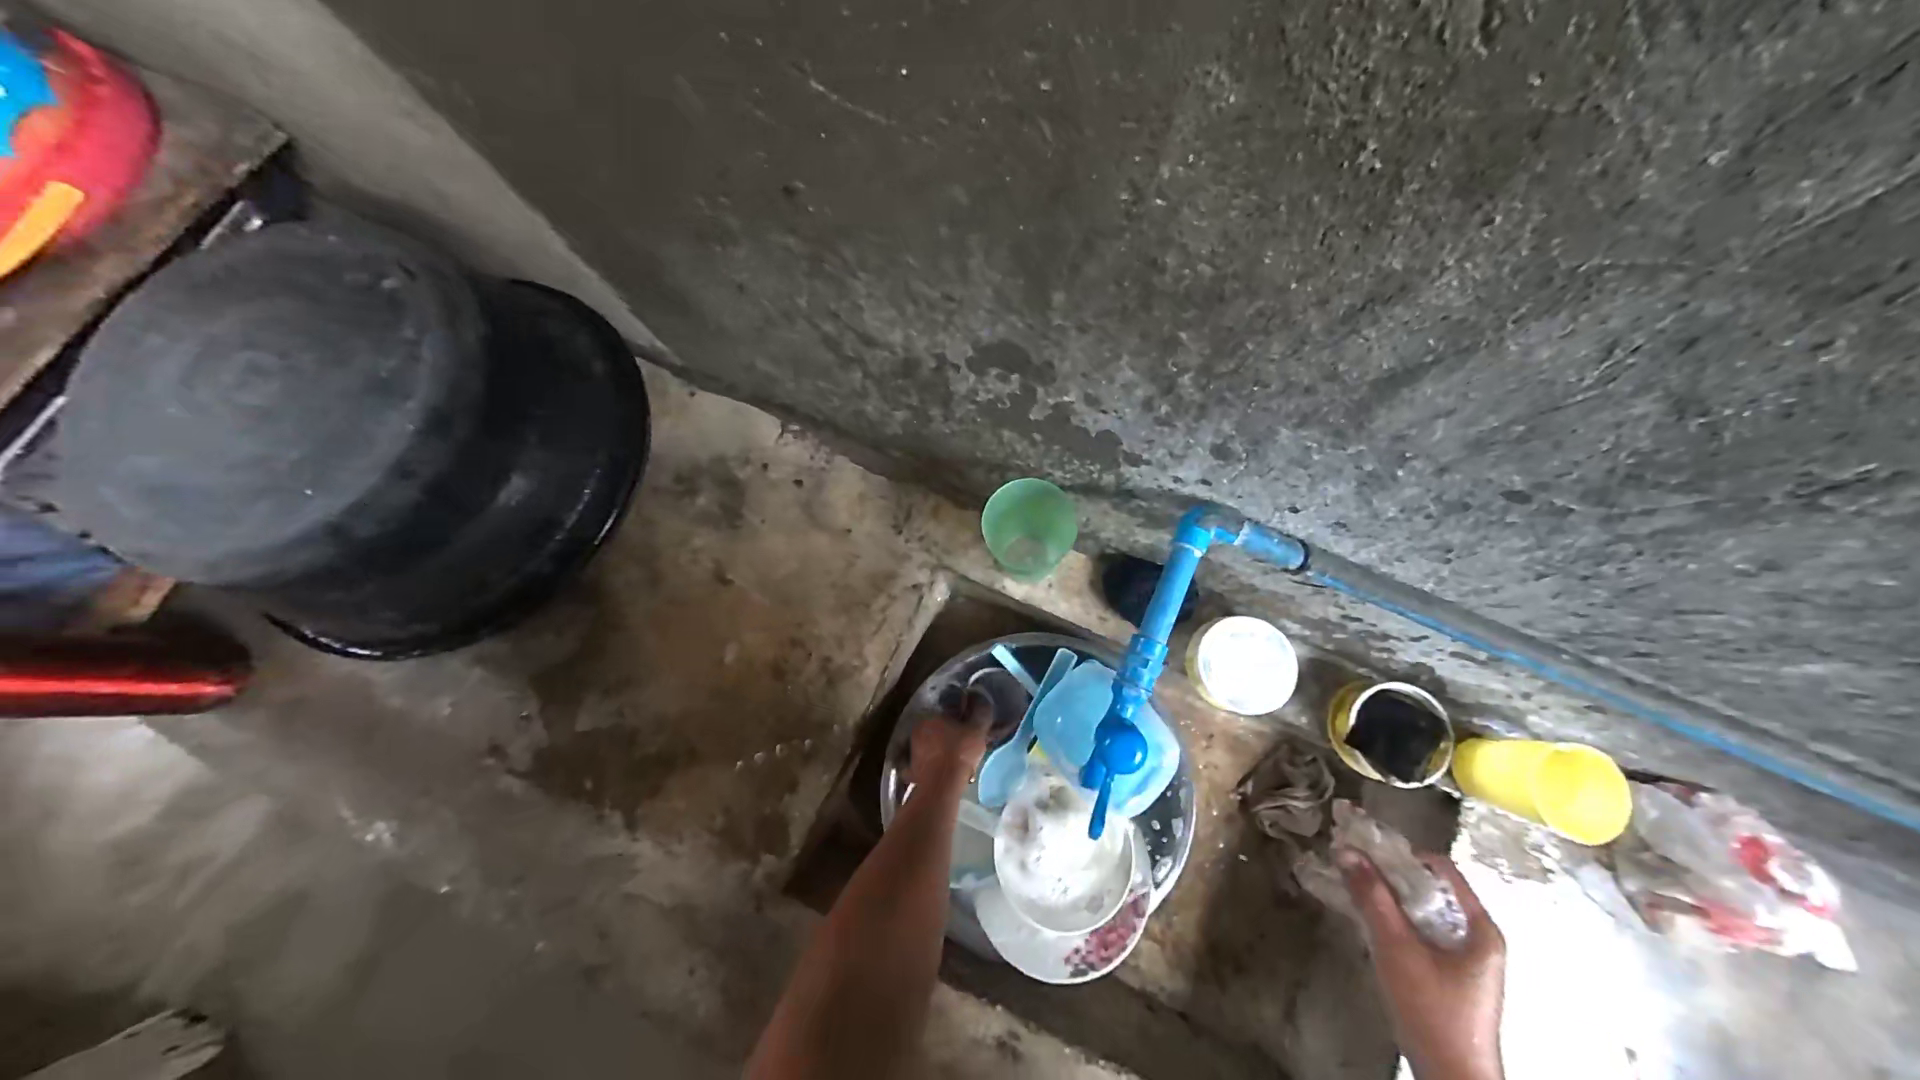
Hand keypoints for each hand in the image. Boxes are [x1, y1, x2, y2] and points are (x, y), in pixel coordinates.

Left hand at [907, 690, 991, 787]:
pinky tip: (948, 769)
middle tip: (965, 743)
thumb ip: (980, 711)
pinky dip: (937, 763)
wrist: (941, 785)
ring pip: (932, 745)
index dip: (960, 718)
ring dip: (943, 749)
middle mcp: (917, 730)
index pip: (946, 711)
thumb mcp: (977, 729)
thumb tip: (980, 696)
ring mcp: (913, 750)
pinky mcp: (912, 768)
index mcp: (930, 716)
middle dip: (951, 734)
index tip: (970, 727)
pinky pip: (928, 761)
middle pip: (938, 728)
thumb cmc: (959, 752)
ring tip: (959, 758)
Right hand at [1339, 849, 1505, 1079]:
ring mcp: (1466, 959)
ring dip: (1387, 898)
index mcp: (1480, 927)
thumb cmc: (1432, 1011)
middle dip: (1388, 875)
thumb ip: (1373, 898)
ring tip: (1353, 890)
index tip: (1363, 850)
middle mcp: (1477, 937)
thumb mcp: (1397, 949)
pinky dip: (1394, 921)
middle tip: (1350, 867)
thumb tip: (1345, 850)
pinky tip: (1368, 923)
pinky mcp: (1450, 976)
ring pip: (1422, 912)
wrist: (1452, 1079)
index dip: (1401, 854)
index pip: (1440, 869)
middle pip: (1430, 889)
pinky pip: (1420, 933)